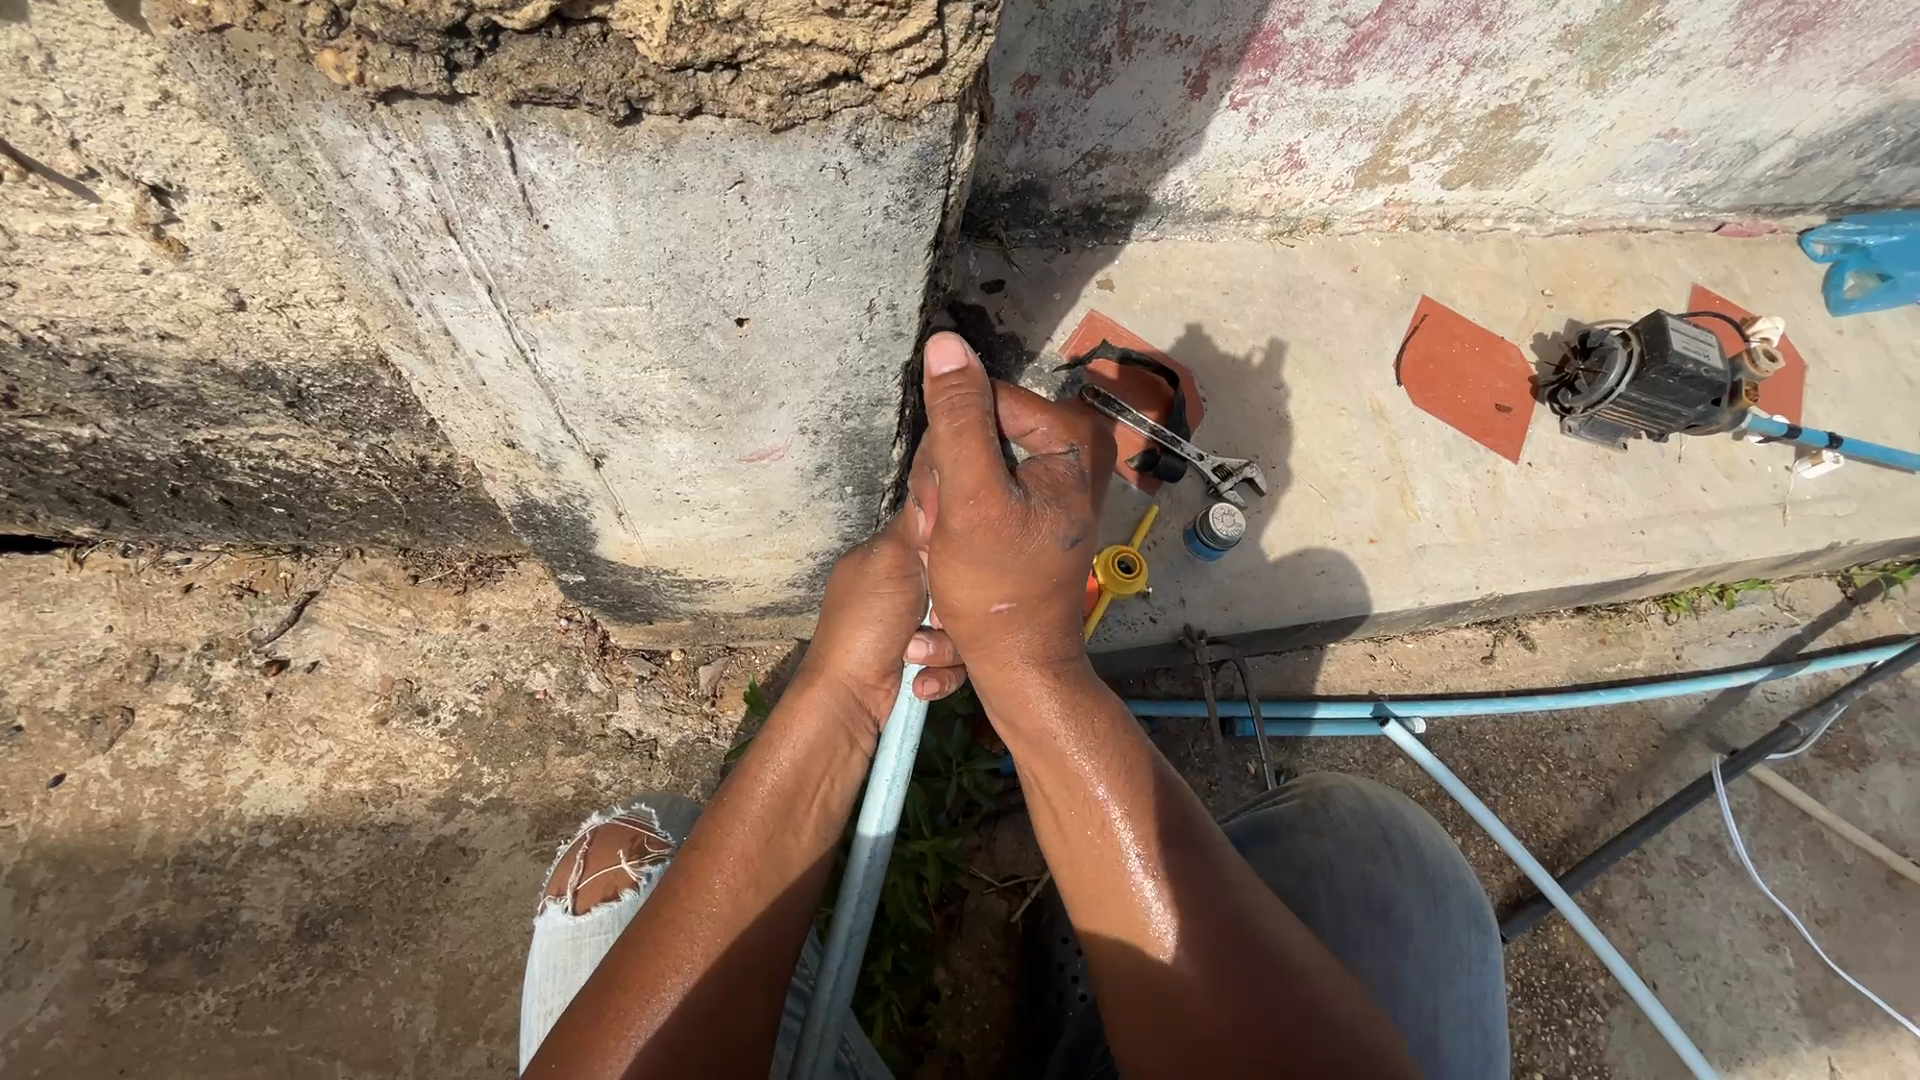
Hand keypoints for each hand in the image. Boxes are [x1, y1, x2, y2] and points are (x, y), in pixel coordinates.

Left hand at [795, 510, 968, 739]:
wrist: (850, 696)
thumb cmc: (864, 625)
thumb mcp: (888, 561)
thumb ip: (915, 525)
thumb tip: (937, 479)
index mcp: (886, 558)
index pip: (935, 537)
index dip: (954, 552)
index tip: (959, 567)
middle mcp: (899, 589)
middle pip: (958, 588)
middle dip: (951, 613)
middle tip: (932, 621)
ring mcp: (910, 627)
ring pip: (962, 629)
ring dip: (943, 648)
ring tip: (915, 655)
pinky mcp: (921, 662)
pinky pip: (955, 662)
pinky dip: (939, 674)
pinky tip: (918, 681)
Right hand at [909, 332, 1112, 683]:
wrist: (1019, 663)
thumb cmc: (999, 591)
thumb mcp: (971, 499)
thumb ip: (958, 420)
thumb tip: (945, 345)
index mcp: (1073, 441)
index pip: (982, 401)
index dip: (949, 449)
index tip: (946, 502)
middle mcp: (1071, 454)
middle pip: (975, 431)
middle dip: (947, 481)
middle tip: (948, 532)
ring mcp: (1051, 483)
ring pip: (969, 462)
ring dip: (946, 504)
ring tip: (952, 548)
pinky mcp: (1033, 508)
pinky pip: (977, 490)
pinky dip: (958, 518)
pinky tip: (958, 552)